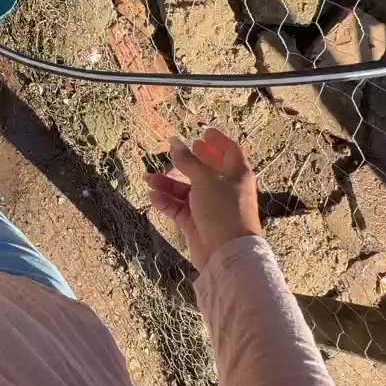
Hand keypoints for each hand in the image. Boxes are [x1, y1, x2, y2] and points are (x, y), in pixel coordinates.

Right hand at [145, 126, 261, 264]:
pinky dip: (166, 201)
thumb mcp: (205, 179)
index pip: (230, 152)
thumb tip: (174, 141)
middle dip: (189, 161)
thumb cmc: (223, 209)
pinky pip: (179, 208)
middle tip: (176, 151)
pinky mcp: (197, 223)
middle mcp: (224, 189)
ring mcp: (210, 207)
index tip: (204, 132)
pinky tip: (153, 195)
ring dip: (167, 183)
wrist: (226, 253)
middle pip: (205, 170)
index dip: (219, 141)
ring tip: (148, 178)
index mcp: (236, 175)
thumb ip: (187, 160)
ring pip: (186, 190)